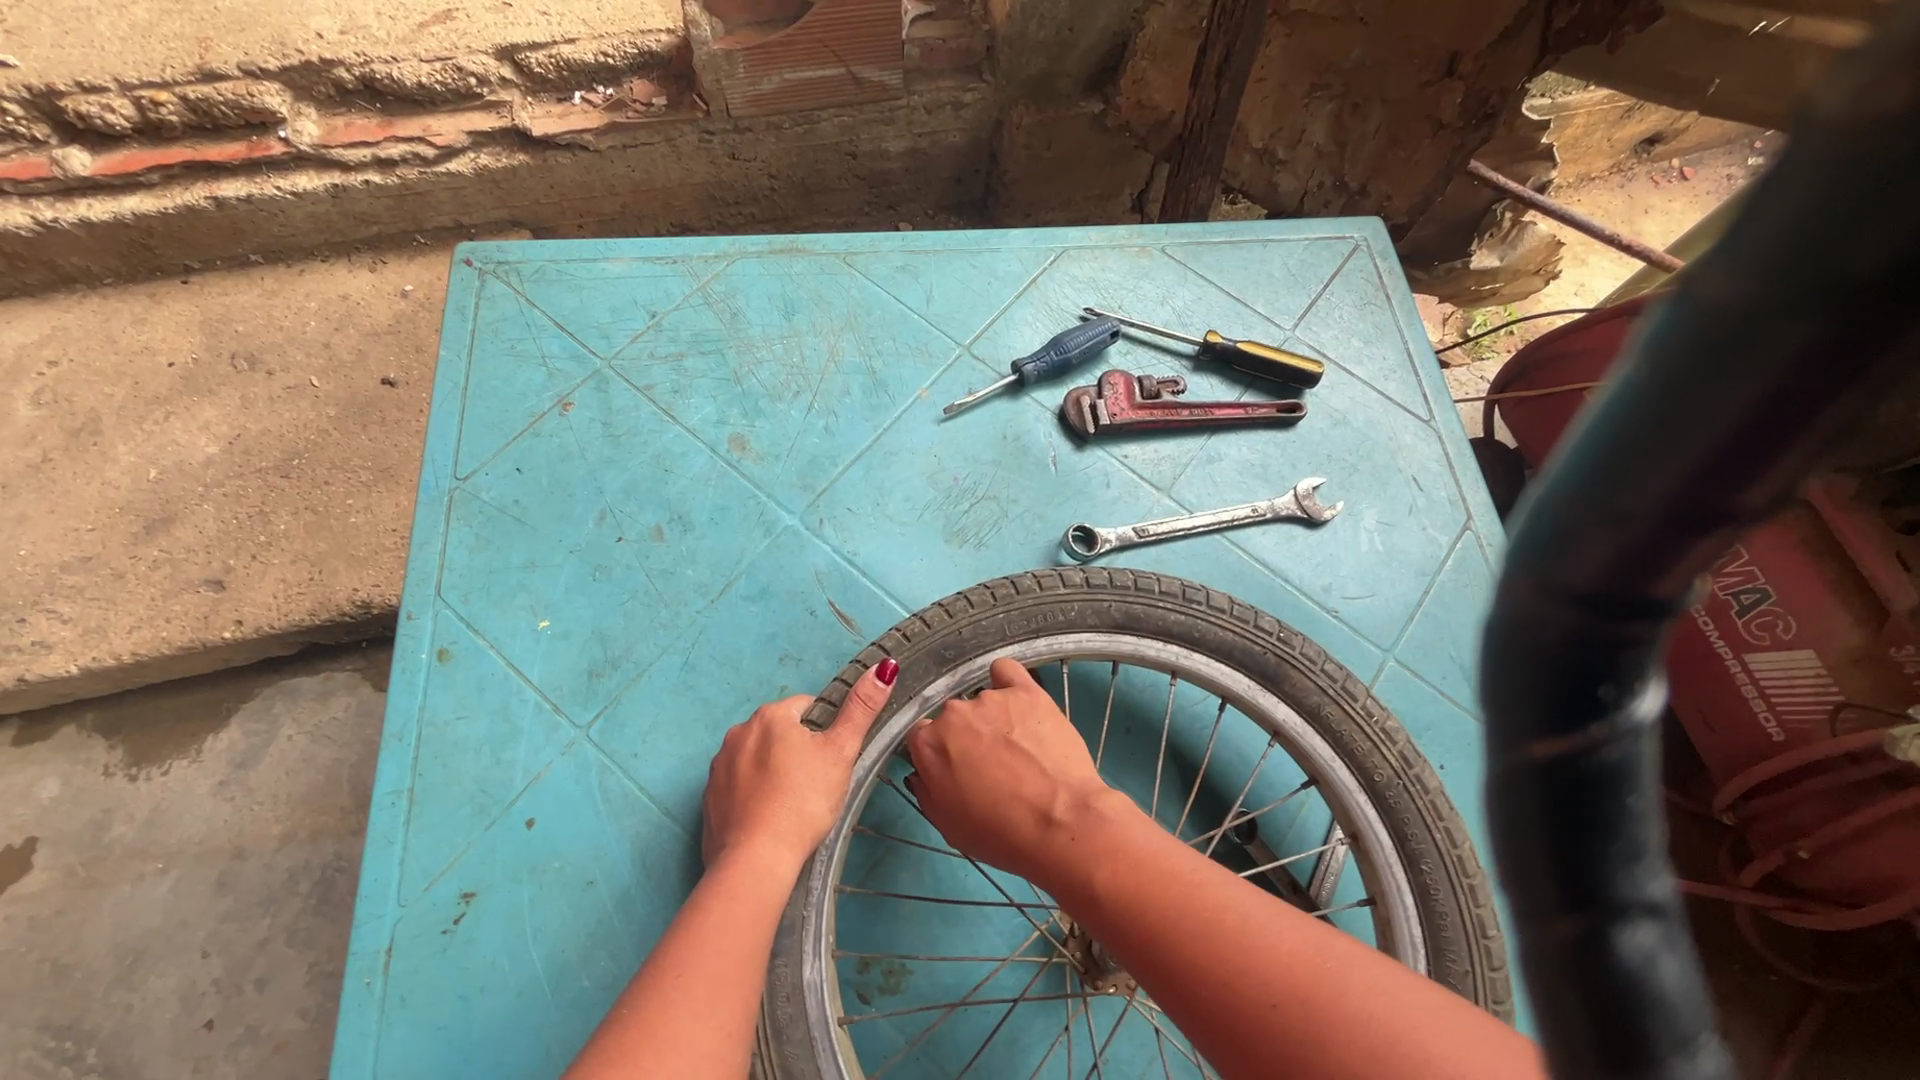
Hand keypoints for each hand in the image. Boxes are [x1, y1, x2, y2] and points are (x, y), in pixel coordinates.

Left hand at [702, 658, 898, 868]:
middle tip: (817, 785)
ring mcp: (718, 767)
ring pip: (758, 759)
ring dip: (774, 773)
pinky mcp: (708, 799)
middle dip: (798, 752)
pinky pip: (739, 787)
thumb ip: (862, 708)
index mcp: (770, 716)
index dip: (826, 732)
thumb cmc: (804, 801)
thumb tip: (884, 667)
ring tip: (793, 805)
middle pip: (780, 733)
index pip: (807, 708)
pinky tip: (768, 820)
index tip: (832, 761)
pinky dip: (754, 797)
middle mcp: (738, 733)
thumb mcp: (842, 752)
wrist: (756, 861)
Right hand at [905, 658, 1130, 888]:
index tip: (957, 771)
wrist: (1061, 824)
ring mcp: (991, 698)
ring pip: (982, 702)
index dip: (940, 755)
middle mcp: (953, 713)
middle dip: (965, 738)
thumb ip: (926, 791)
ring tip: (1019, 747)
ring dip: (992, 719)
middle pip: (952, 718)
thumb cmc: (1001, 834)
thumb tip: (922, 772)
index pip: (922, 737)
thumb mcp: (948, 827)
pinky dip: (1007, 682)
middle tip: (991, 766)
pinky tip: (1018, 701)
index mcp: (927, 744)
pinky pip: (1006, 672)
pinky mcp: (1027, 692)